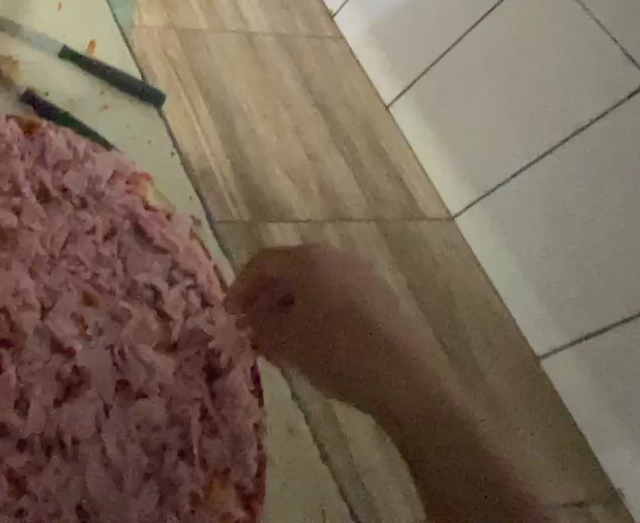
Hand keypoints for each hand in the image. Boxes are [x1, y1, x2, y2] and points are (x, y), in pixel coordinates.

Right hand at [226, 243, 449, 421]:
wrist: (409, 381)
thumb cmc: (337, 352)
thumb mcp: (286, 340)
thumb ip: (260, 323)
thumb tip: (250, 317)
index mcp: (307, 259)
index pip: (261, 262)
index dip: (240, 287)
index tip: (230, 314)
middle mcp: (333, 257)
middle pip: (288, 271)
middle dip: (266, 299)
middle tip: (253, 328)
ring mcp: (362, 276)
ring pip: (314, 286)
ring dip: (291, 309)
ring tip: (282, 341)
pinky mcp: (382, 299)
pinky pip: (336, 298)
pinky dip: (317, 314)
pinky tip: (315, 344)